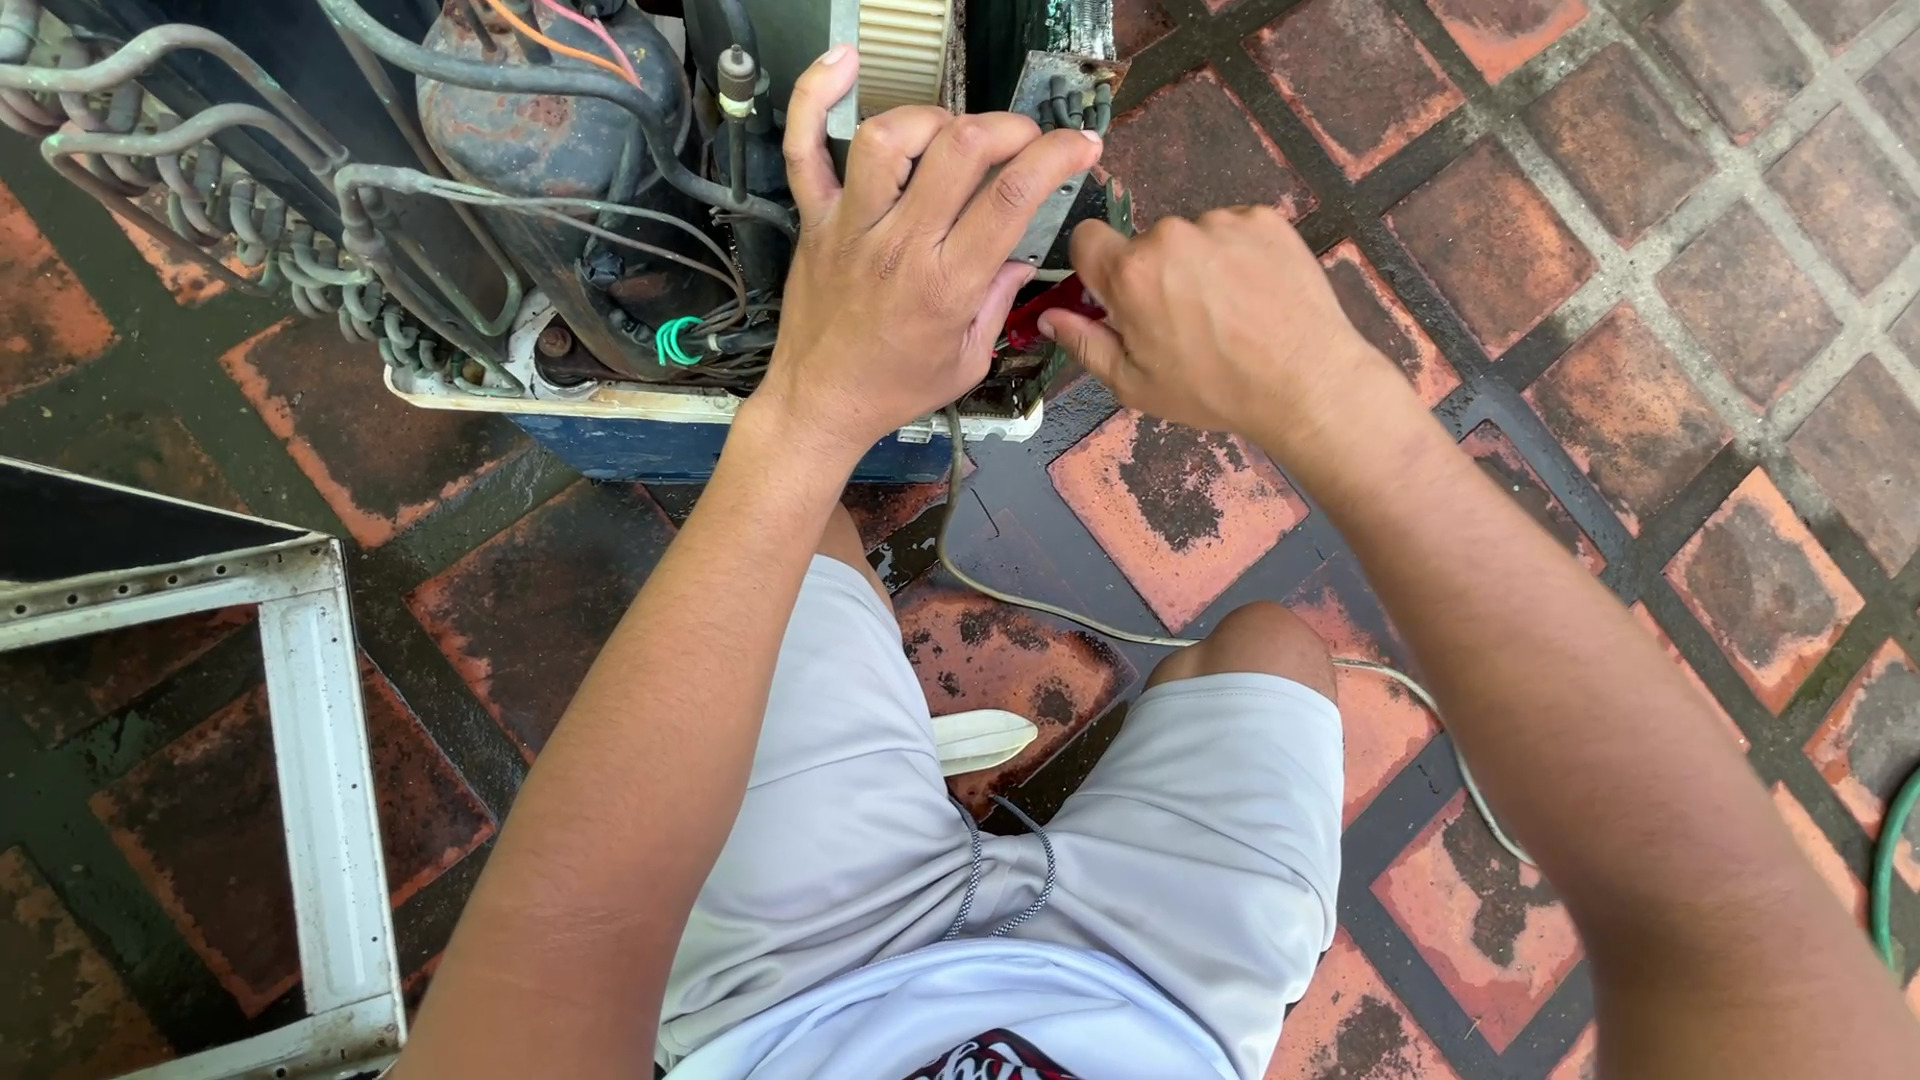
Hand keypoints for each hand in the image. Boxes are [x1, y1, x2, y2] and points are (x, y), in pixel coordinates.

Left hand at [750, 46, 1103, 460]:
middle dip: (1009, 128)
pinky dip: (813, 97)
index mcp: (947, 286)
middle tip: (1023, 141)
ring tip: (951, 135)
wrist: (821, 403)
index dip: (1058, 157)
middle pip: (961, 151)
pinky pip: (803, 147)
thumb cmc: (896, 390)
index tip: (1079, 145)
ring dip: (934, 118)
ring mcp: (852, 228)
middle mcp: (901, 246)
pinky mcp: (815, 222)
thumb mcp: (967, 361)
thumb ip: (997, 304)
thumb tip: (1018, 257)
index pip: (1013, 198)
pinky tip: (844, 64)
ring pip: (889, 137)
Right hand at [1042, 207, 1400, 452]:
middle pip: (1142, 246)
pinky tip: (1251, 296)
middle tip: (1181, 322)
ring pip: (1188, 239)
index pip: (1086, 239)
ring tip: (1225, 312)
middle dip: (1151, 276)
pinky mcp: (1263, 219)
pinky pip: (1230, 231)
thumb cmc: (1210, 390)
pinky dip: (1233, 256)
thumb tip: (1050, 316)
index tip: (1114, 296)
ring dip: (1194, 266)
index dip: (1094, 268)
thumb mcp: (1133, 384)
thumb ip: (1084, 344)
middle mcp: (1170, 235)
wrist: (1303, 381)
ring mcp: (1221, 222)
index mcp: (1130, 274)